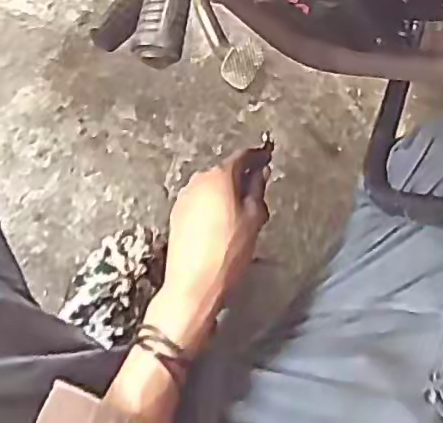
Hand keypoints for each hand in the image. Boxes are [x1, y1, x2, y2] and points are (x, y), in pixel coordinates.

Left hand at [146, 145, 271, 351]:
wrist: (192, 286)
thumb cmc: (227, 252)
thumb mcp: (253, 220)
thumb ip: (257, 190)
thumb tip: (259, 173)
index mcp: (220, 176)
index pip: (242, 157)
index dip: (257, 156)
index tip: (266, 157)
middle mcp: (199, 179)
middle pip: (225, 171)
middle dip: (240, 179)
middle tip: (256, 194)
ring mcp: (185, 196)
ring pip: (211, 187)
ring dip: (224, 193)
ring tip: (237, 215)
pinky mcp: (176, 213)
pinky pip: (199, 201)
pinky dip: (210, 206)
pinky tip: (218, 225)